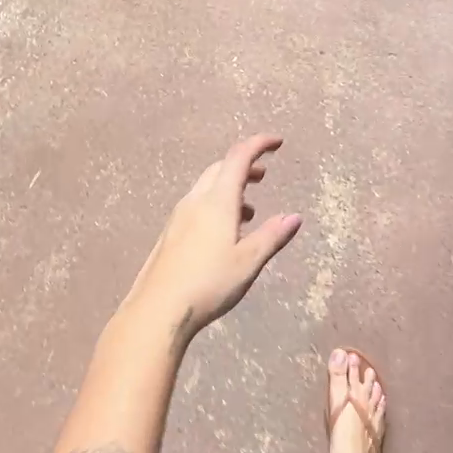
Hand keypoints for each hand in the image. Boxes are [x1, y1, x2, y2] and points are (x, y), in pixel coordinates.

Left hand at [119, 134, 302, 342]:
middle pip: (221, 167)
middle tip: (264, 176)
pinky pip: (197, 203)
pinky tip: (223, 233)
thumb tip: (295, 216)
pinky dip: (216, 203)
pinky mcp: (170, 232)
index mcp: (217, 200)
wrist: (157, 310)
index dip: (259, 144)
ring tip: (249, 210)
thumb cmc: (208, 283)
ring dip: (230, 187)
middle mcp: (196, 199)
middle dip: (244, 166)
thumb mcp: (248, 261)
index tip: (277, 142)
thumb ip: (272, 236)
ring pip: (207, 186)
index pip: (239, 156)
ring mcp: (179, 215)